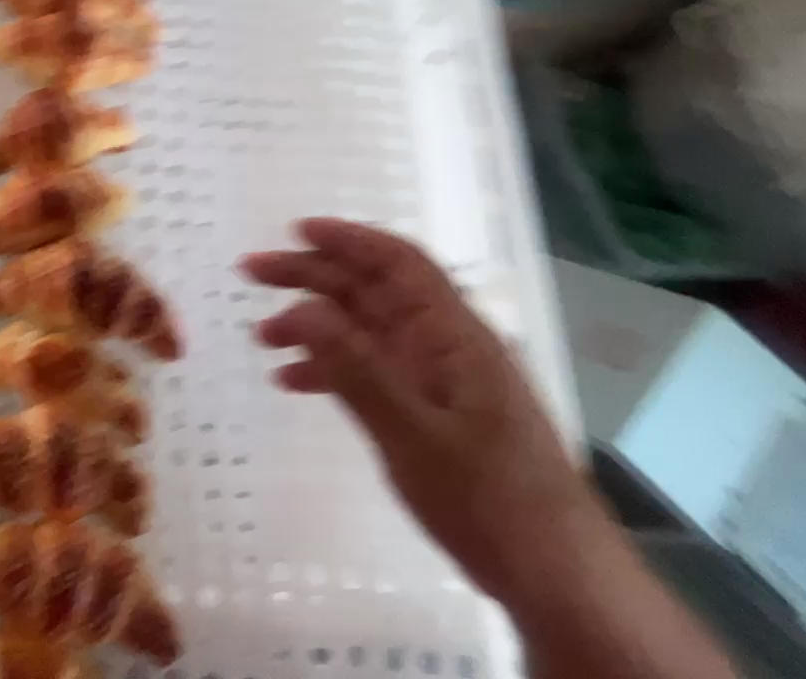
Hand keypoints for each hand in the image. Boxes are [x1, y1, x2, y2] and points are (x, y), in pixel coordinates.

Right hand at [240, 219, 607, 598]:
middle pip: (373, 291)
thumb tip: (303, 307)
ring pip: (366, 330)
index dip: (349, 239)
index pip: (400, 264)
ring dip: (314, 324)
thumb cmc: (487, 500)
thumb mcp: (411, 435)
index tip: (296, 230)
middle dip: (312, 276)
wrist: (553, 575)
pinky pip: (371, 370)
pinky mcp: (431, 410)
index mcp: (454, 336)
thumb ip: (355, 368)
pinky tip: (294, 383)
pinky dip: (331, 367)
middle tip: (252, 274)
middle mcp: (445, 345)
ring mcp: (438, 378)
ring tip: (262, 336)